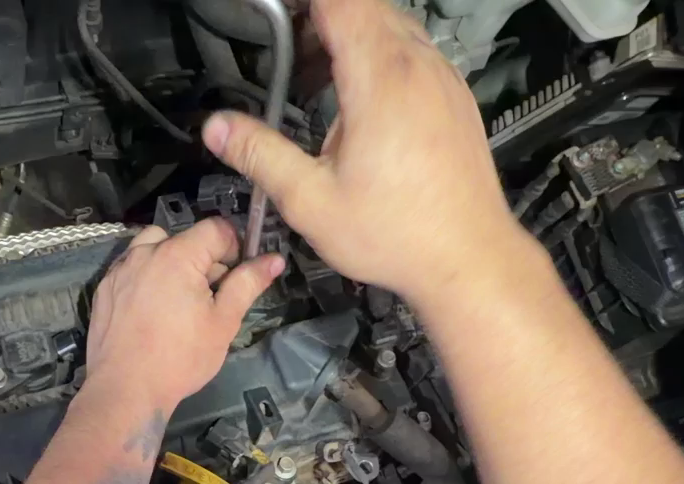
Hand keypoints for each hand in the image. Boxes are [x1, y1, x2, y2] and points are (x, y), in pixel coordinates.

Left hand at [83, 217, 284, 410]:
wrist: (126, 390)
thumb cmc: (180, 359)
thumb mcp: (223, 323)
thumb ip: (247, 284)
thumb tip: (274, 260)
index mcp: (178, 256)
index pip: (216, 229)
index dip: (234, 246)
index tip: (237, 274)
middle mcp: (145, 253)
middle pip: (184, 238)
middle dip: (203, 260)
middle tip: (210, 296)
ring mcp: (120, 270)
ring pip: (152, 248)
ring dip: (171, 262)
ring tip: (179, 297)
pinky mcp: (105, 289)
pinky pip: (131, 269)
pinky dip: (146, 277)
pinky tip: (152, 309)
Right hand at [200, 0, 524, 305]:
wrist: (465, 257)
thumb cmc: (394, 234)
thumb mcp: (311, 202)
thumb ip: (261, 157)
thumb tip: (217, 128)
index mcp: (379, 79)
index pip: (338, 1)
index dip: (303, 3)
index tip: (279, 13)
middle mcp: (417, 65)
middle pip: (364, 5)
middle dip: (320, 19)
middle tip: (289, 53)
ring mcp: (442, 79)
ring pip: (391, 28)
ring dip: (349, 41)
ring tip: (316, 83)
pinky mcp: (453, 99)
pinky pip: (413, 56)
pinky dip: (379, 61)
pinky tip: (359, 108)